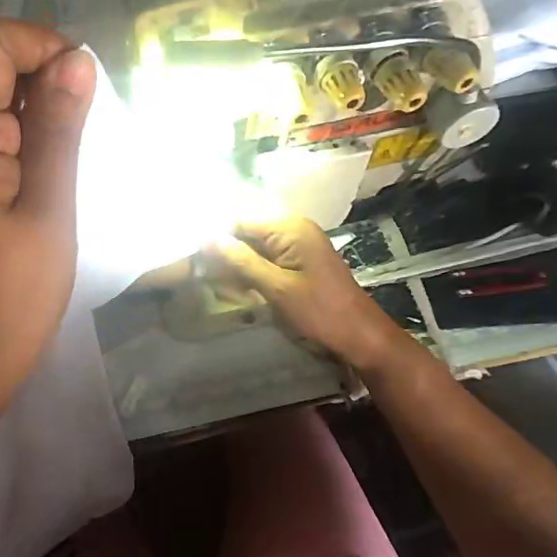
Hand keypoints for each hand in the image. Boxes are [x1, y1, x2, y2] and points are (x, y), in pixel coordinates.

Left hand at [0, 16, 96, 422]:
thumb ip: (59, 130)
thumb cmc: (14, 298)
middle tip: (74, 139)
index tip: (76, 88)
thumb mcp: (51, 212)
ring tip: (55, 170)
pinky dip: (11, 135)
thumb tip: (75, 59)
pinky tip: (33, 182)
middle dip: (36, 80)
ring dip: (27, 111)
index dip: (33, 43)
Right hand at [206, 219, 412, 372]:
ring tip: (225, 291)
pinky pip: (266, 262)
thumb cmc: (320, 311)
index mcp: (290, 228)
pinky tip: (242, 294)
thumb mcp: (276, 287)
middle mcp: (293, 230)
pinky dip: (251, 276)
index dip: (218, 237)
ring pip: (253, 250)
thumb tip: (207, 238)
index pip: (241, 220)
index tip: (196, 258)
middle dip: (227, 256)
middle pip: (246, 233)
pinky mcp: (297, 263)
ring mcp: (296, 247)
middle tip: (210, 281)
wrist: (360, 336)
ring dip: (237, 270)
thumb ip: (241, 261)